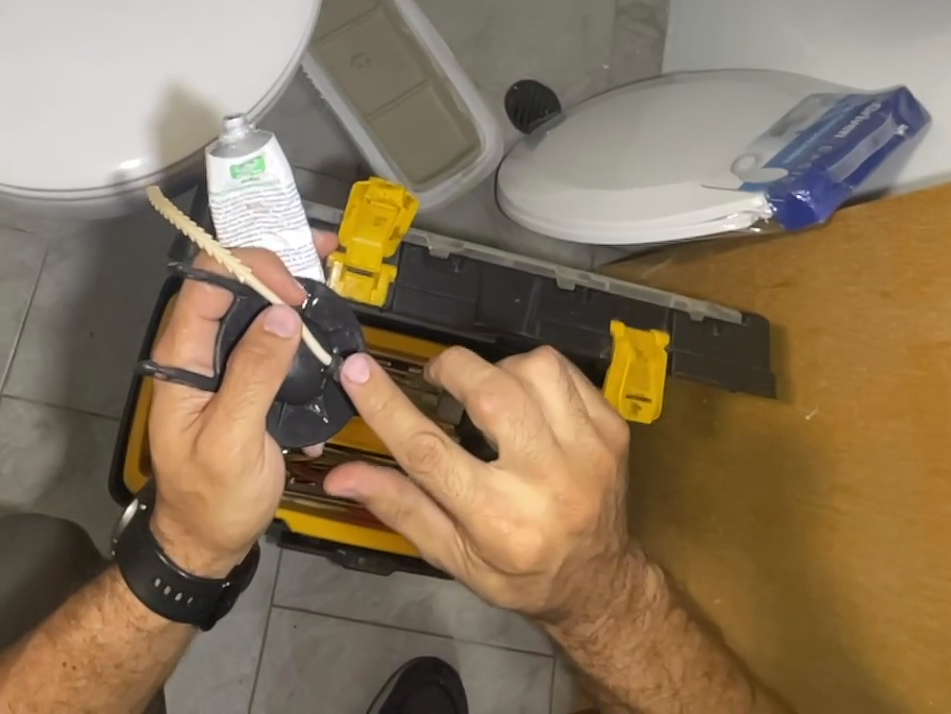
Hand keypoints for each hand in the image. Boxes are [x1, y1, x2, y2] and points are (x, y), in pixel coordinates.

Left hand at [144, 233, 336, 577]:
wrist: (208, 539)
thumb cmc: (211, 498)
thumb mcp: (231, 442)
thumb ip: (254, 376)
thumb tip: (283, 315)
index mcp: (182, 357)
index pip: (207, 283)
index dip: (251, 270)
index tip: (295, 293)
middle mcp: (199, 348)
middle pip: (232, 281)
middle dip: (277, 262)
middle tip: (324, 255)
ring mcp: (222, 360)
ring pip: (254, 304)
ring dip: (292, 288)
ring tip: (329, 278)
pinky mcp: (245, 374)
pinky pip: (270, 334)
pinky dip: (298, 323)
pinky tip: (323, 322)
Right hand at [323, 345, 636, 623]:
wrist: (600, 582)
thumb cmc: (518, 571)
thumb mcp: (451, 556)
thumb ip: (398, 506)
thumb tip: (340, 477)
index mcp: (500, 524)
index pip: (428, 453)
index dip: (385, 405)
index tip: (357, 370)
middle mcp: (548, 486)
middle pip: (491, 395)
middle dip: (451, 369)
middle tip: (438, 377)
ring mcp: (588, 453)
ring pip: (533, 370)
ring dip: (498, 368)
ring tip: (488, 390)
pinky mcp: (610, 431)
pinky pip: (563, 370)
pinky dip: (533, 370)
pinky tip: (524, 394)